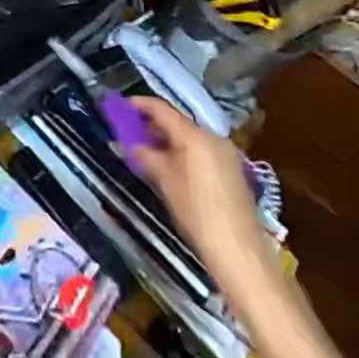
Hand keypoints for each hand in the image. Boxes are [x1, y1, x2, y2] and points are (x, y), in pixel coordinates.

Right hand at [127, 96, 265, 270]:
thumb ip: (145, 155)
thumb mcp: (165, 182)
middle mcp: (213, 137)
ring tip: (144, 149)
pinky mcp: (232, 169)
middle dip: (152, 125)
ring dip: (166, 139)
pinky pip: (201, 150)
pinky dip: (182, 151)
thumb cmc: (197, 214)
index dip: (138, 105)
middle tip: (128, 131)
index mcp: (195, 136)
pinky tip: (169, 166)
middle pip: (177, 122)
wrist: (239, 252)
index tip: (119, 107)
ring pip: (189, 137)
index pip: (162, 109)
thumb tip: (126, 142)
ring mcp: (226, 153)